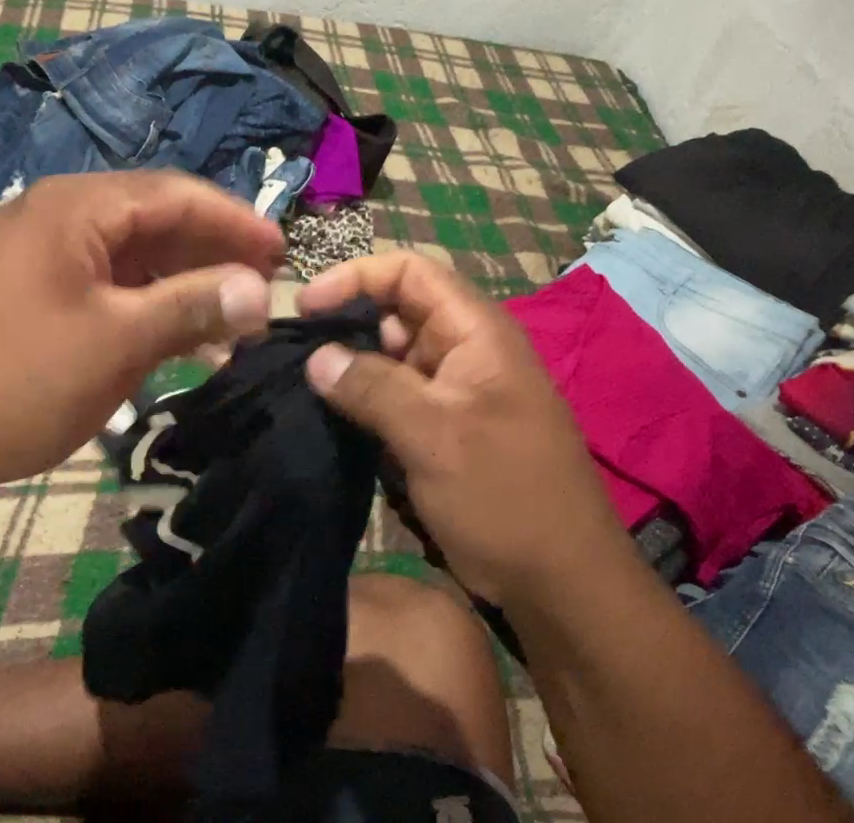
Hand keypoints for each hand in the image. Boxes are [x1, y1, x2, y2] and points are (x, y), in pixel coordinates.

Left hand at [0, 171, 281, 496]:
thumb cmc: (19, 381)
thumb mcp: (116, 343)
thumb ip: (192, 307)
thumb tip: (261, 290)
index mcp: (72, 208)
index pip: (174, 194)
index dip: (235, 220)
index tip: (284, 253)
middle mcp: (55, 217)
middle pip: (154, 220)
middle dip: (212, 253)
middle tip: (265, 289)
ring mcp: (41, 256)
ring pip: (132, 256)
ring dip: (183, 284)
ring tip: (234, 319)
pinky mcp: (34, 293)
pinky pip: (106, 285)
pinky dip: (147, 306)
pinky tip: (183, 337)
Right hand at [299, 252, 627, 603]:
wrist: (559, 580)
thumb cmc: (503, 495)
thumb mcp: (433, 434)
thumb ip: (372, 387)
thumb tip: (315, 357)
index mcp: (477, 333)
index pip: (410, 272)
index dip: (355, 277)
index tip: (305, 307)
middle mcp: (467, 352)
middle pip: (396, 312)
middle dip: (346, 324)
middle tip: (295, 355)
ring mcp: (457, 393)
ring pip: (392, 358)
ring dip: (351, 367)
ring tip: (303, 388)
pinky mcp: (445, 430)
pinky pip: (397, 399)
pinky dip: (364, 402)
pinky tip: (331, 419)